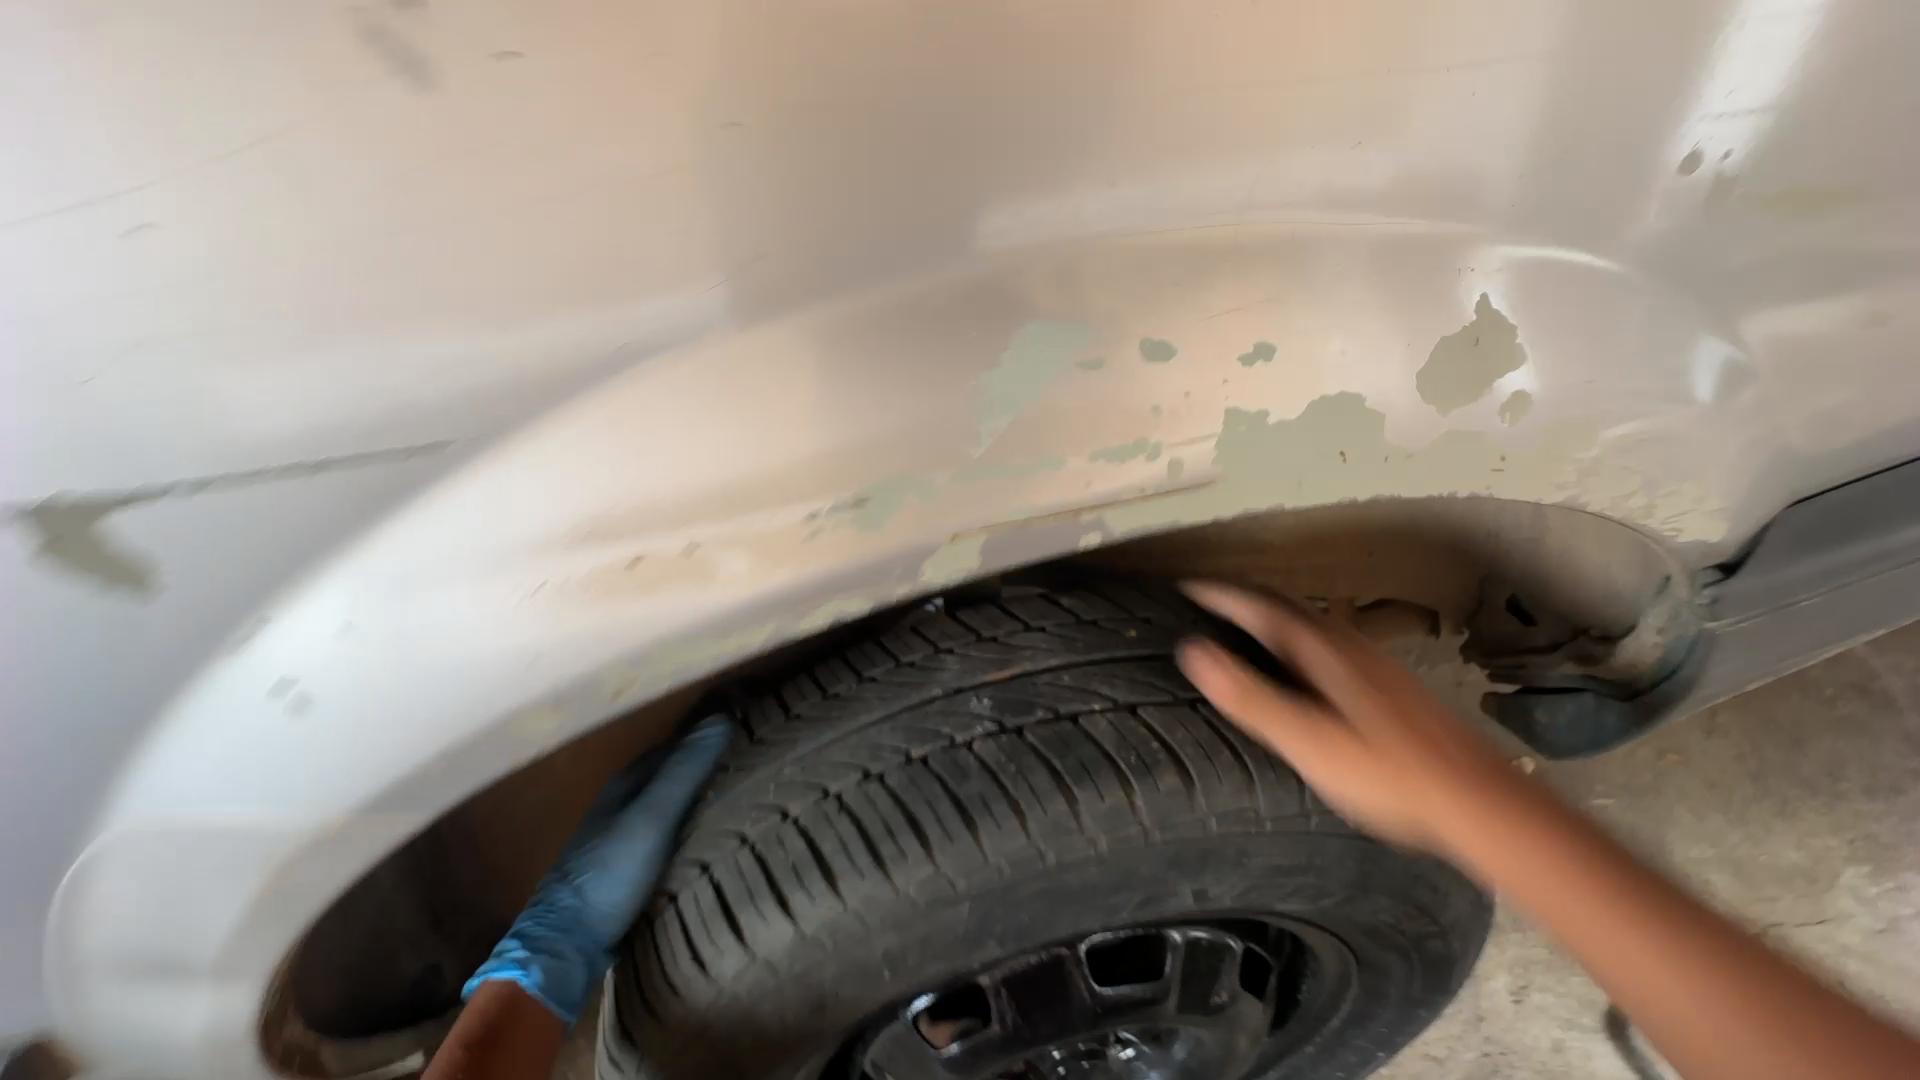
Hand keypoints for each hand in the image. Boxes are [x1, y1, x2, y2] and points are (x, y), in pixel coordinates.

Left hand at [463, 713, 732, 1024]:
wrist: (566, 946)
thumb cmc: (610, 873)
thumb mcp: (653, 816)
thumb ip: (686, 770)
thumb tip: (723, 718)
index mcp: (627, 782)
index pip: (677, 744)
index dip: (710, 736)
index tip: (751, 731)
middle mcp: (624, 802)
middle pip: (676, 774)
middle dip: (712, 765)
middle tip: (760, 762)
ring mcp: (625, 836)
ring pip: (675, 804)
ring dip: (705, 797)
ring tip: (749, 795)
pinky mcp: (632, 867)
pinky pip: (674, 833)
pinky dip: (696, 825)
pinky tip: (718, 835)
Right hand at [1174, 582, 1527, 856]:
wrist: (1481, 802)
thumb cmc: (1389, 773)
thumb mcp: (1308, 740)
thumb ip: (1251, 697)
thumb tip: (1194, 651)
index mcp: (1324, 651)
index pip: (1261, 607)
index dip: (1221, 595)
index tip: (1187, 586)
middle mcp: (1350, 645)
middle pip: (1288, 607)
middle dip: (1245, 600)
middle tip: (1210, 603)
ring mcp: (1374, 664)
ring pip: (1312, 625)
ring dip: (1274, 619)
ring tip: (1244, 630)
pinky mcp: (1391, 687)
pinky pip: (1329, 646)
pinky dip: (1298, 642)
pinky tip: (1301, 670)